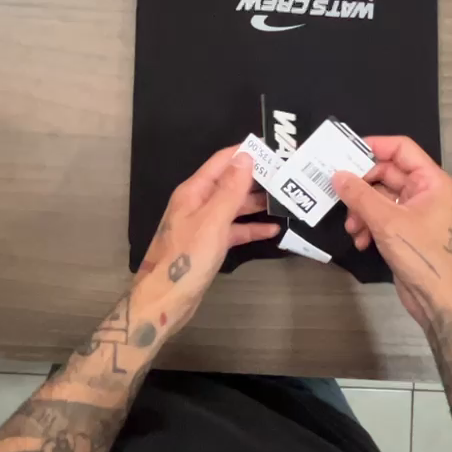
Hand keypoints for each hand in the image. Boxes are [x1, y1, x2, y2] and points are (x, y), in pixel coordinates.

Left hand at [135, 146, 279, 330]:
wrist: (165, 301)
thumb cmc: (186, 259)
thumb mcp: (212, 221)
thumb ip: (230, 189)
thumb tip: (245, 156)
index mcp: (193, 192)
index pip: (222, 161)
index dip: (245, 153)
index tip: (273, 150)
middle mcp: (197, 204)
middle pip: (229, 182)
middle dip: (256, 178)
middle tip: (287, 176)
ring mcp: (202, 225)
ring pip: (233, 206)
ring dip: (256, 204)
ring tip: (285, 200)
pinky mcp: (208, 245)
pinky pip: (233, 229)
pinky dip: (251, 228)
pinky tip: (272, 230)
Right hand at [334, 136, 451, 329]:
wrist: (441, 300)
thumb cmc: (423, 254)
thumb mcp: (387, 221)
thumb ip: (359, 195)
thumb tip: (337, 175)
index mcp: (430, 181)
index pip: (401, 149)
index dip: (373, 146)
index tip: (344, 152)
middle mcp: (424, 192)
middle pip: (386, 174)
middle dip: (361, 187)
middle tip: (339, 194)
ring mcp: (415, 213)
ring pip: (380, 198)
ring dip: (361, 210)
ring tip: (351, 227)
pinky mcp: (406, 232)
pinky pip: (381, 217)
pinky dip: (367, 225)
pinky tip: (360, 241)